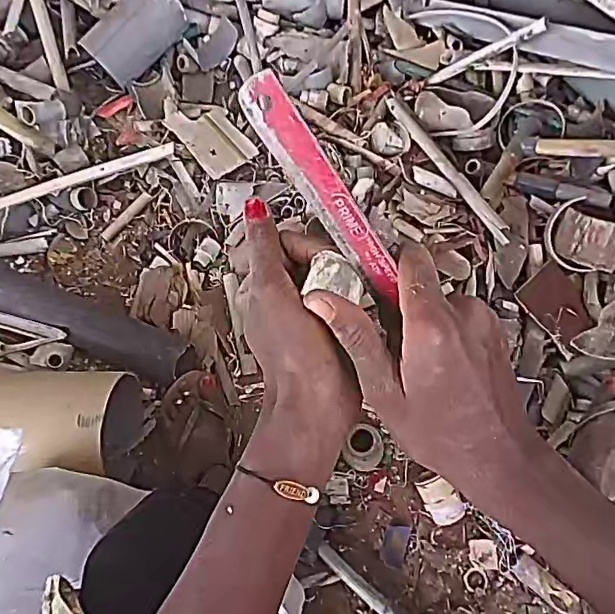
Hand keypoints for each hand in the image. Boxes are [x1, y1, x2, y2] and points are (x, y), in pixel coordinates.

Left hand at [233, 199, 360, 447]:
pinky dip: (360, 302)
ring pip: (340, 276)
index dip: (311, 246)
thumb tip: (254, 212)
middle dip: (333, 266)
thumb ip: (264, 250)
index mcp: (268, 286)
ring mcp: (317, 312)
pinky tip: (360, 315)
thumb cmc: (292, 358)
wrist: (319, 402)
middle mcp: (291, 298)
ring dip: (350, 284)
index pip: (293, 240)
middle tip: (336, 288)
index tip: (322, 264)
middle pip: (320, 257)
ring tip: (348, 304)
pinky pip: (356, 299)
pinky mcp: (339, 327)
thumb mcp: (271, 294)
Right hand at [304, 241, 543, 498]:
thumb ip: (357, 338)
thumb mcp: (385, 392)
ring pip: (437, 301)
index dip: (381, 261)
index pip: (408, 259)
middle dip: (396, 304)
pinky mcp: (493, 331)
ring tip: (411, 363)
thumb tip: (326, 303)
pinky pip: (457, 316)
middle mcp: (463, 315)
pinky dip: (441, 332)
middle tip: (384, 341)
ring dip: (420, 321)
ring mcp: (483, 322)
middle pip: (419, 282)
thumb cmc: (445, 436)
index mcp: (431, 326)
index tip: (363, 268)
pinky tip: (434, 367)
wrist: (498, 457)